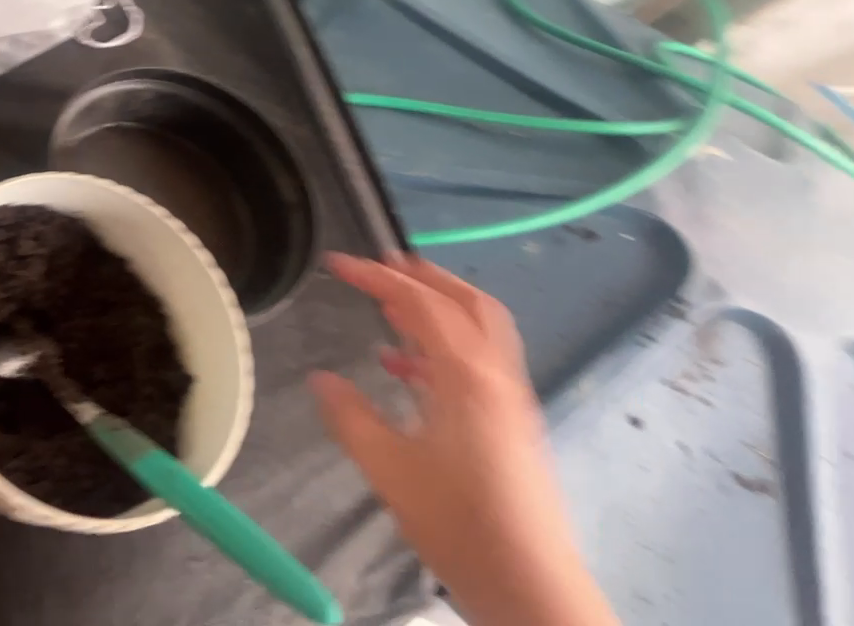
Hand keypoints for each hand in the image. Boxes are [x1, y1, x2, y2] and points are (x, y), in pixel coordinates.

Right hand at [311, 254, 617, 625]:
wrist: (531, 589)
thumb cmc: (457, 523)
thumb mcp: (387, 468)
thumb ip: (350, 416)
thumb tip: (322, 377)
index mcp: (468, 380)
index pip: (424, 305)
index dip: (378, 275)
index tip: (337, 262)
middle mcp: (497, 380)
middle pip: (471, 304)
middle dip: (424, 275)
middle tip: (380, 262)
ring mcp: (511, 402)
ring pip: (481, 331)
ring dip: (438, 305)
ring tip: (390, 301)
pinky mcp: (511, 425)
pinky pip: (479, 362)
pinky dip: (442, 344)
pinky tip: (404, 366)